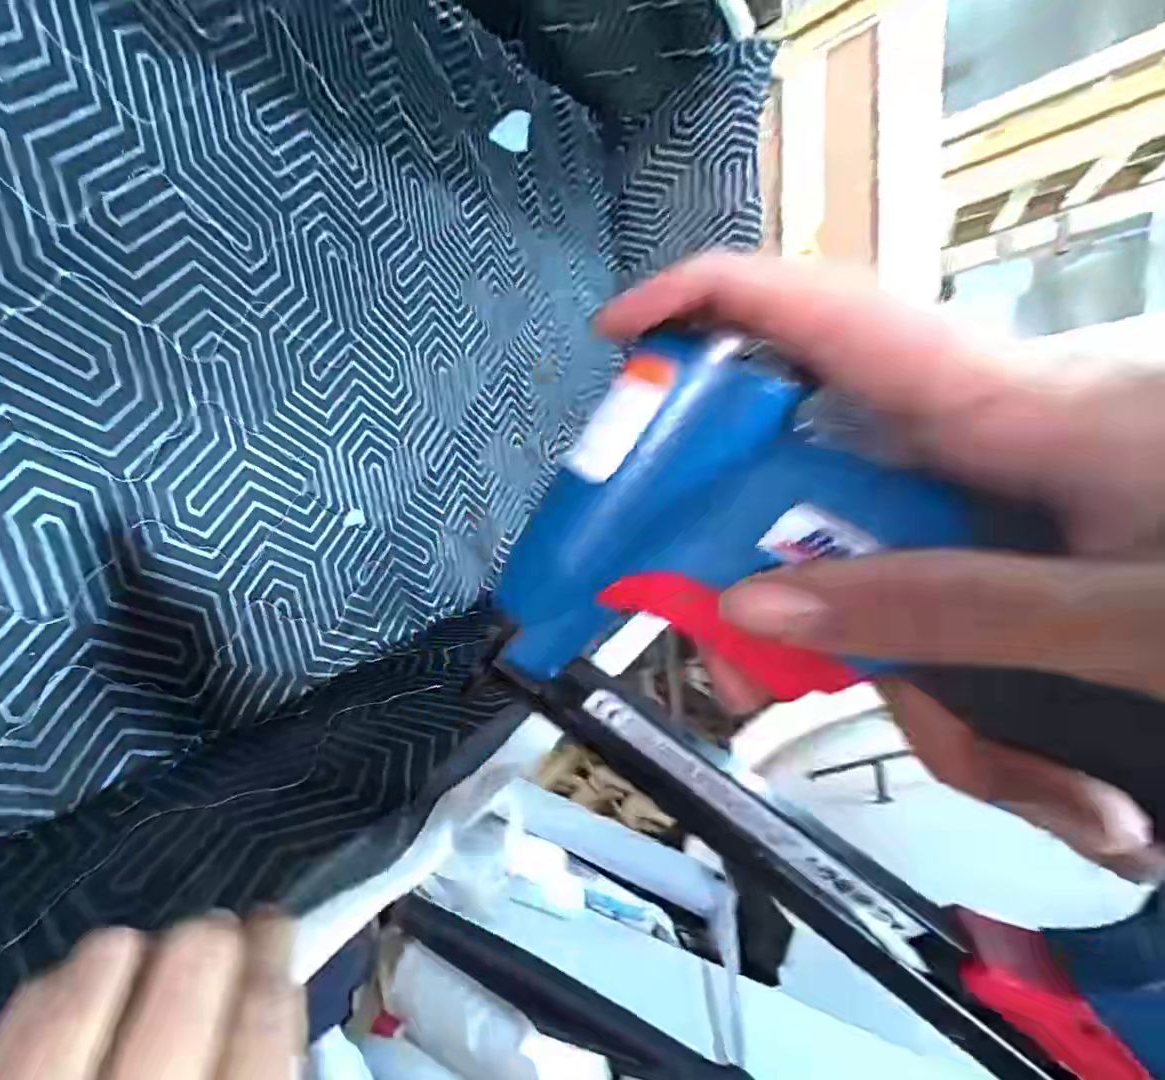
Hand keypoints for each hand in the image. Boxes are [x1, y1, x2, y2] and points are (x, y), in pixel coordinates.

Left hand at [0, 912, 303, 1079]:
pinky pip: (33, 1001)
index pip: (261, 1025)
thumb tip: (271, 1020)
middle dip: (213, 940)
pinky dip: (68, 986)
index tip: (274, 929)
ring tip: (151, 974)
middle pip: (190, 966)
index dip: (273, 958)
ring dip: (140, 954)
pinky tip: (83, 1003)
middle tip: (220, 941)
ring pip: (107, 959)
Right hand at [596, 253, 1164, 874]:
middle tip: (729, 657)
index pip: (817, 310)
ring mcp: (972, 499)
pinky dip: (953, 699)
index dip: (703, 299)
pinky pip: (912, 610)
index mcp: (997, 404)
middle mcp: (963, 440)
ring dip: (878, 673)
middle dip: (743, 570)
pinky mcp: (994, 549)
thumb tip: (746, 604)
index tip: (615, 333)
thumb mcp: (1144, 617)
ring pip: (840, 563)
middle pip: (781, 472)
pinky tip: (1044, 771)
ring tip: (984, 765)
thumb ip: (944, 608)